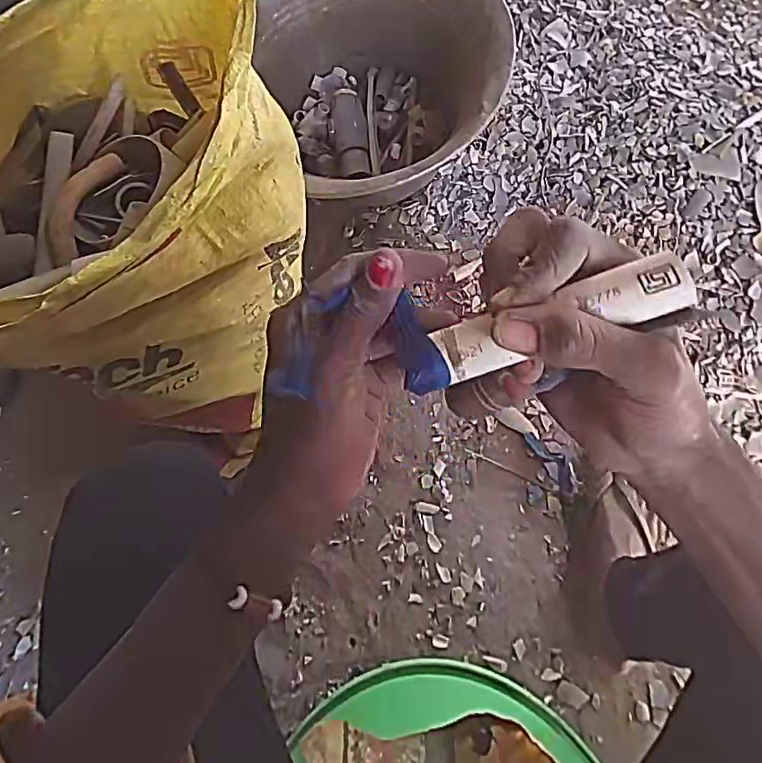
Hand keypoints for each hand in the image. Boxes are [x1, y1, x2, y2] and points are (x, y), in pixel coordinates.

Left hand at [232, 249, 452, 577]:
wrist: (303, 499)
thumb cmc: (312, 437)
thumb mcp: (338, 370)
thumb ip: (362, 316)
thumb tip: (387, 263)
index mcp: (304, 318)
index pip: (353, 273)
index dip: (397, 263)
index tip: (440, 263)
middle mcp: (323, 330)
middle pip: (374, 297)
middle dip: (414, 297)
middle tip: (457, 295)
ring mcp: (344, 356)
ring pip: (388, 328)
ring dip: (421, 328)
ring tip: (457, 329)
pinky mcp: (363, 381)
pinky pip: (395, 356)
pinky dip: (418, 356)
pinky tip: (442, 357)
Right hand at [469, 209, 715, 481]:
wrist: (655, 456)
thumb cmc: (670, 405)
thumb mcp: (648, 369)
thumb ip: (587, 340)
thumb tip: (516, 325)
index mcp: (615, 272)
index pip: (565, 239)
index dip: (538, 267)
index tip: (520, 304)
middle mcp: (574, 284)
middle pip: (516, 248)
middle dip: (502, 286)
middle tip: (504, 326)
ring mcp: (542, 317)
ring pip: (491, 295)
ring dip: (492, 334)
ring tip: (523, 374)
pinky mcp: (521, 349)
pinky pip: (484, 345)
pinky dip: (485, 370)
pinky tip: (515, 391)